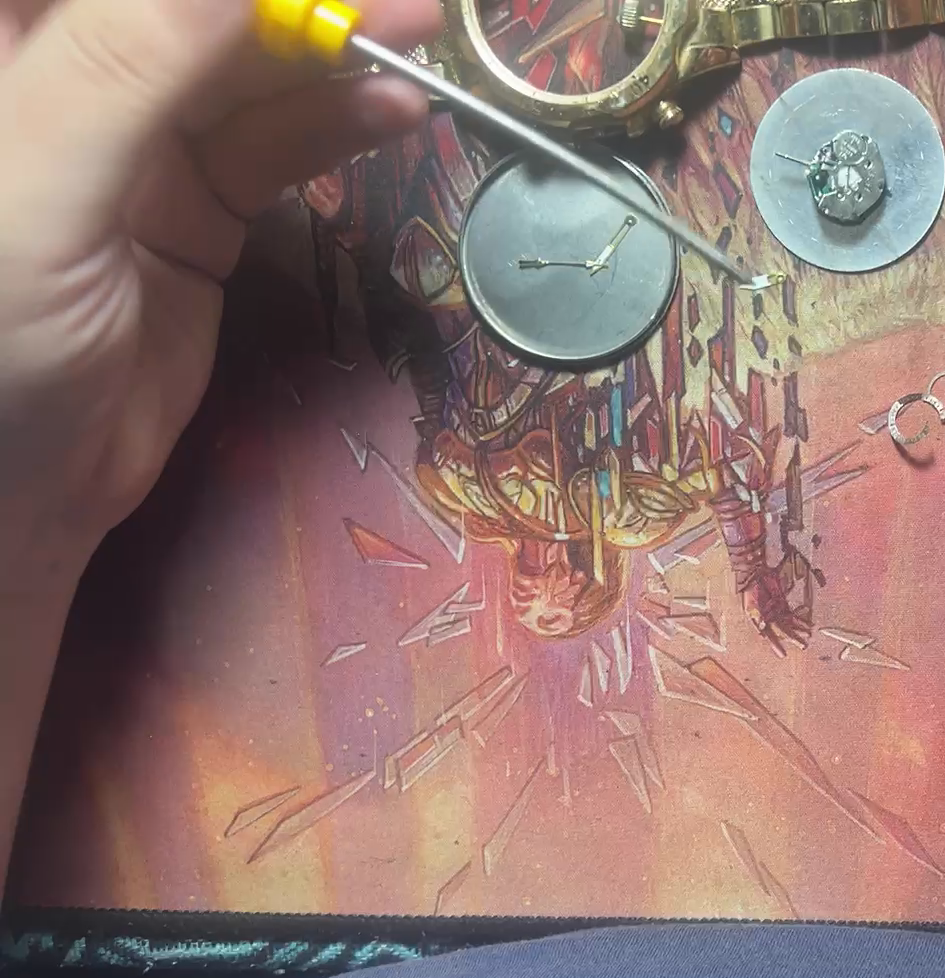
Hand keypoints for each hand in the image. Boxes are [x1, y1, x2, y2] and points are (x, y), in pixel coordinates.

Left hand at [0, 0, 438, 587]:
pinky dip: (333, 131)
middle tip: (400, 5)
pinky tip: (391, 111)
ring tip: (417, 46)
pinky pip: (269, 150)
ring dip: (327, 64)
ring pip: (238, 79)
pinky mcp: (196, 208)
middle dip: (285, 6)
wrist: (22, 477)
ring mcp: (129, 145)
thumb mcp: (39, 191)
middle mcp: (48, 76)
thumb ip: (123, 74)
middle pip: (179, 20)